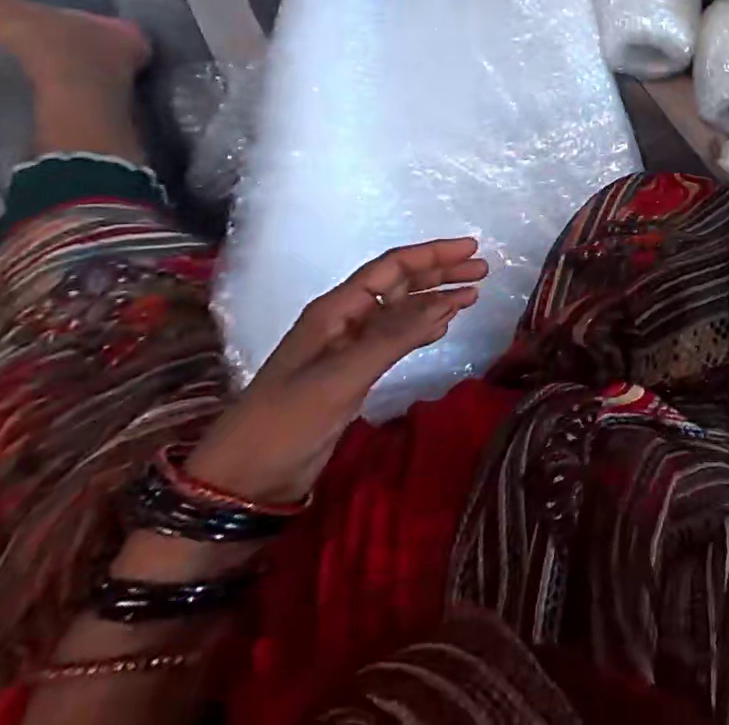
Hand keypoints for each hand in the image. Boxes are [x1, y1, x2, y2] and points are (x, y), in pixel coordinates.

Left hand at [186, 238, 487, 501]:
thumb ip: (393, 336)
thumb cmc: (288, 420)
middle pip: (399, 285)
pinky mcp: (354, 374)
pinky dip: (422, 330)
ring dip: (435, 301)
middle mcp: (345, 321)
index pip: (391, 268)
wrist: (246, 478)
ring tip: (471, 295)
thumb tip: (444, 301)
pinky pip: (396, 340)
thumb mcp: (342, 376)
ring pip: (401, 312)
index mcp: (335, 309)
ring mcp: (349, 348)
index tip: (472, 249)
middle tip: (482, 271)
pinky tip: (442, 327)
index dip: (431, 255)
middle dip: (439, 274)